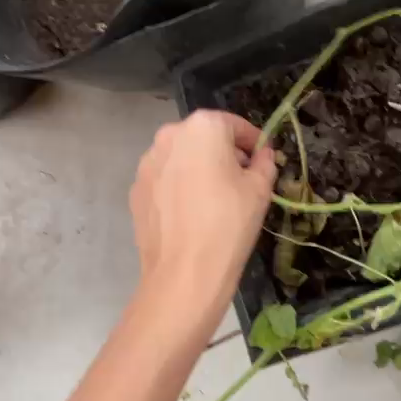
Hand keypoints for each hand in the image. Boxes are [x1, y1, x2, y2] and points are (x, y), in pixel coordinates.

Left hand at [129, 110, 275, 328]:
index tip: (264, 159)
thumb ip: (264, 162)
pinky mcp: (136, 190)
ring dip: (200, 169)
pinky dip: (180, 187)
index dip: (253, 142)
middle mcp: (170, 136)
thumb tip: (262, 155)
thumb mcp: (260, 188)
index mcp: (203, 127)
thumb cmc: (228, 223)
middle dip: (224, 153)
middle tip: (242, 179)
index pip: (235, 125)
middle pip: (205, 137)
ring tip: (216, 199)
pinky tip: (193, 214)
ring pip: (183, 158)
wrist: (184, 274)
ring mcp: (148, 164)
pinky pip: (166, 180)